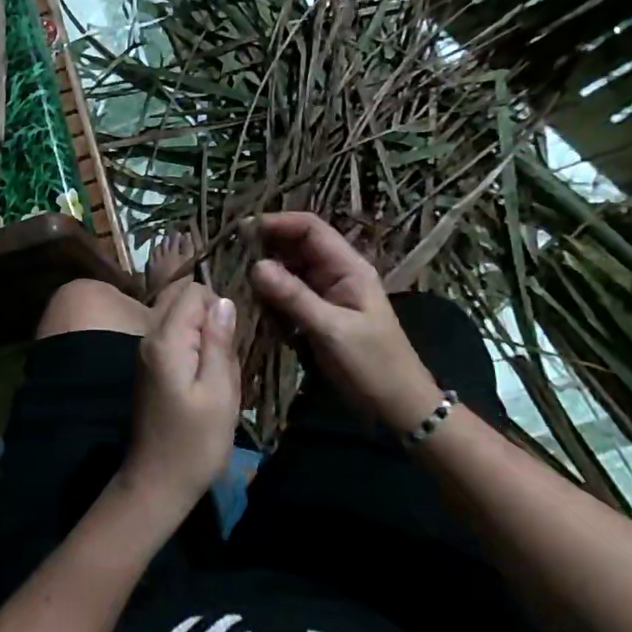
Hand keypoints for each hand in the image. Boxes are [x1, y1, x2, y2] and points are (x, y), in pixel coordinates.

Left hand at [119, 283, 240, 515]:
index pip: (192, 291)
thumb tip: (225, 300)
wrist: (158, 481)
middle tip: (226, 360)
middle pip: (183, 300)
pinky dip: (196, 352)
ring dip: (206, 339)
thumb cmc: (195, 442)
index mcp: (164, 340)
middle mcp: (150, 337)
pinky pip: (177, 340)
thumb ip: (220, 343)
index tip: (232, 340)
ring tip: (218, 378)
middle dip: (211, 320)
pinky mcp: (151, 366)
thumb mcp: (219, 393)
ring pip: (183, 320)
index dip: (219, 307)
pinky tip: (207, 384)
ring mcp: (147, 352)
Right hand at [247, 212, 442, 432]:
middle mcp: (336, 273)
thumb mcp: (331, 330)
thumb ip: (293, 296)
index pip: (310, 228)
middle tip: (231, 254)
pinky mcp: (318, 314)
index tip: (244, 230)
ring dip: (266, 273)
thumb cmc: (373, 365)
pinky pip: (288, 294)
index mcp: (348, 267)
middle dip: (266, 246)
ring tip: (237, 279)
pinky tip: (254, 304)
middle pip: (296, 246)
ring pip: (289, 270)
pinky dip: (271, 296)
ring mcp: (327, 294)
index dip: (278, 222)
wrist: (400, 408)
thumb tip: (255, 265)